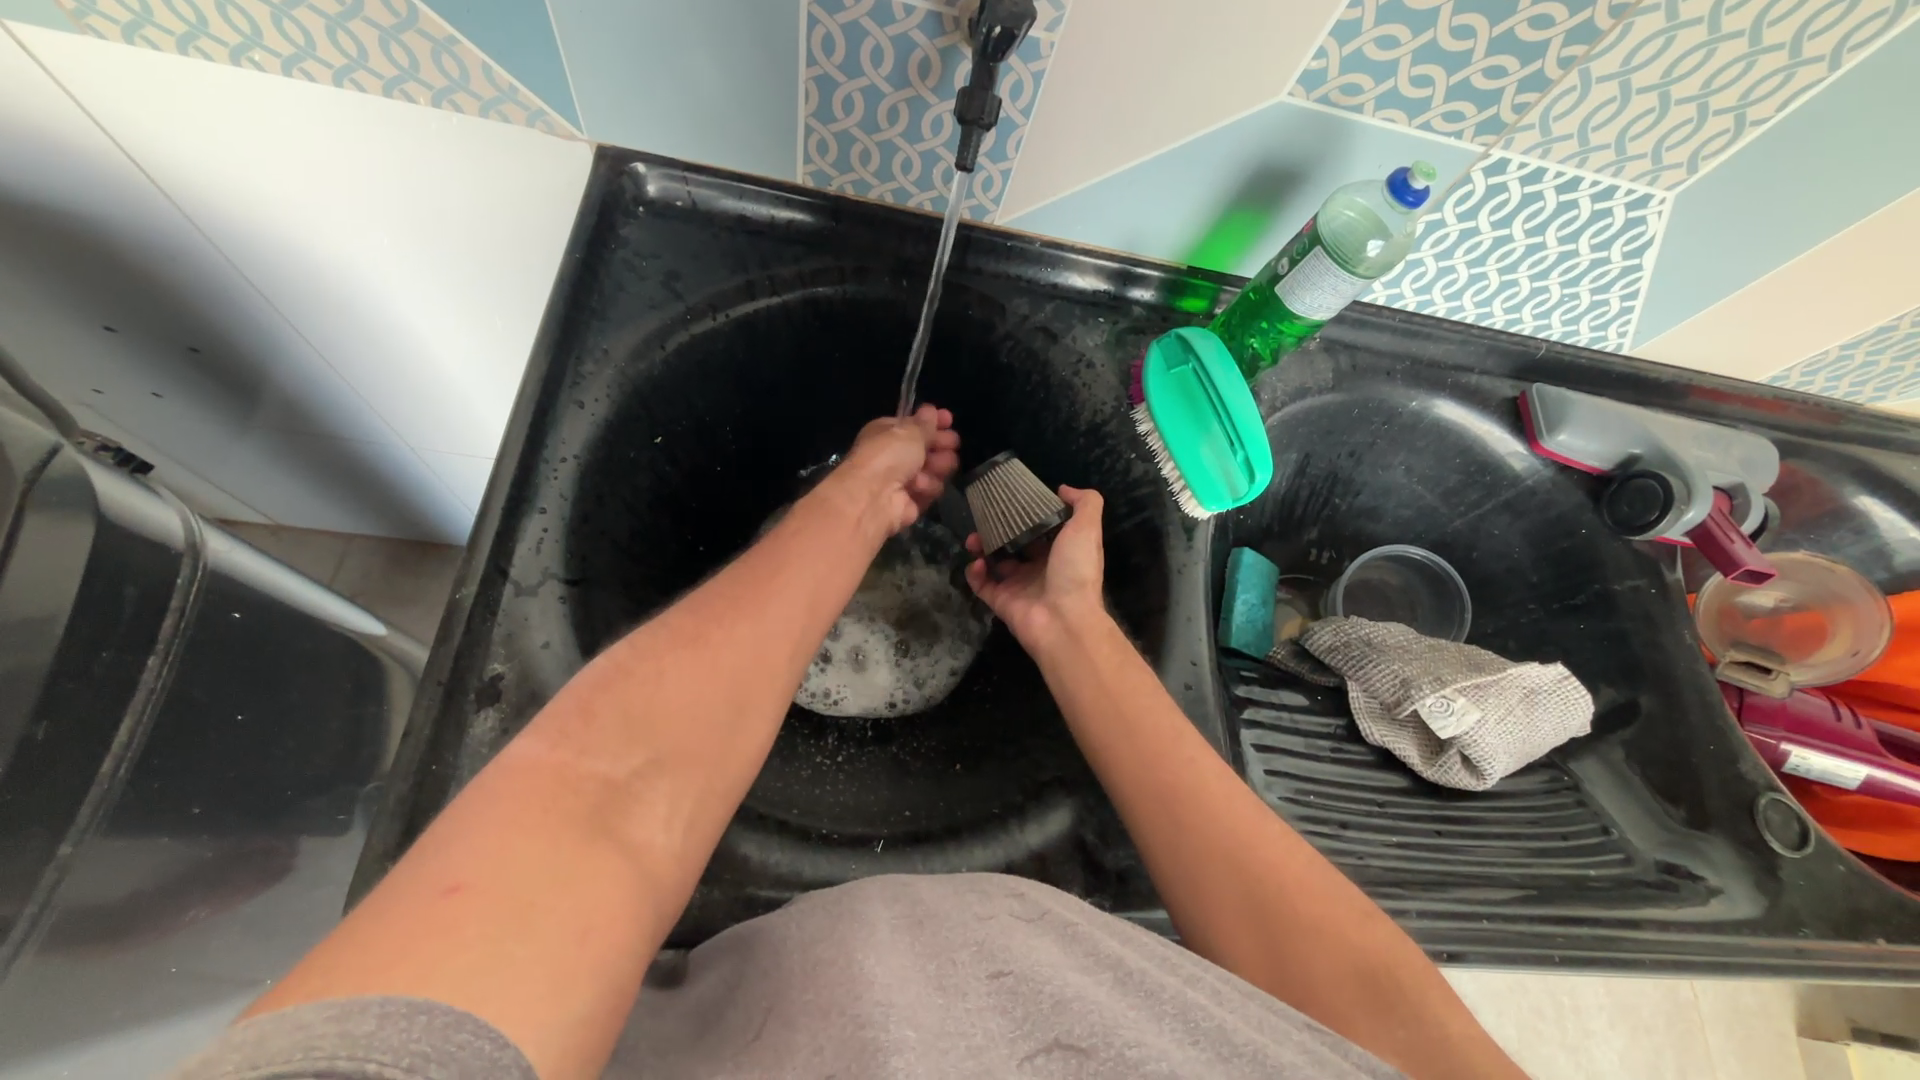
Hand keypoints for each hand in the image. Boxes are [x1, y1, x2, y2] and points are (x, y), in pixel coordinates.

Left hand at [824, 405, 960, 536]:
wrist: (873, 497)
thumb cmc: (888, 455)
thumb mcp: (909, 431)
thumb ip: (925, 423)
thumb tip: (931, 410)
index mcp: (887, 433)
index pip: (914, 425)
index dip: (932, 422)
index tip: (949, 420)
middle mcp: (894, 456)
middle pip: (927, 448)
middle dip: (940, 445)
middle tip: (952, 444)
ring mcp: (903, 481)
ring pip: (933, 470)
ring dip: (937, 467)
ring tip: (935, 467)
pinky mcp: (911, 502)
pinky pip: (929, 491)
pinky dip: (927, 488)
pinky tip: (919, 487)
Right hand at [965, 485, 1108, 652]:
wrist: (1064, 620)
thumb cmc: (1076, 570)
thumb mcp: (1087, 528)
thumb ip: (1084, 502)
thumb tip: (1062, 489)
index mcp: (1060, 551)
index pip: (1040, 529)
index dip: (1026, 515)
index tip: (1010, 501)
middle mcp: (1040, 568)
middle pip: (1014, 544)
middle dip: (997, 530)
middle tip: (983, 519)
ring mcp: (1019, 586)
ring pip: (995, 562)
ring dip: (982, 548)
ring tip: (973, 539)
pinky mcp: (1001, 602)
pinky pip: (982, 585)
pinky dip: (975, 573)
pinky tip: (976, 562)